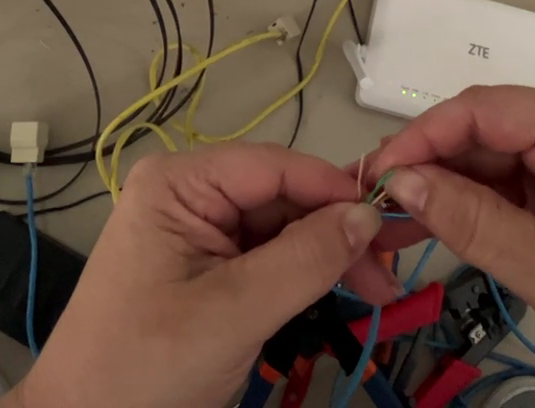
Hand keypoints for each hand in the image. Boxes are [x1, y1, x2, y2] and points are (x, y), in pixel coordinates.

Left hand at [8, 145, 401, 407]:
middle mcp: (189, 192)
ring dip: (326, 254)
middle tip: (389, 269)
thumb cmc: (144, 368)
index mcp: (180, 181)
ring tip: (376, 288)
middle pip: (281, 195)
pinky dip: (303, 273)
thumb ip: (303, 260)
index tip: (390, 218)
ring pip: (280, 226)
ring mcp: (196, 229)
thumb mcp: (231, 313)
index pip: (274, 166)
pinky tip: (337, 288)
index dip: (333, 188)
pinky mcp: (205, 265)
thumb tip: (367, 214)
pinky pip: (265, 255)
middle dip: (335, 229)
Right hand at [368, 86, 534, 407]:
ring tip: (392, 222)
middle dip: (427, 166)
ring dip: (443, 190)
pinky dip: (470, 207)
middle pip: (481, 131)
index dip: (420, 136)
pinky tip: (433, 226)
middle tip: (374, 204)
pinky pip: (507, 183)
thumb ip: (470, 221)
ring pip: (487, 158)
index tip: (374, 175)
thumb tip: (398, 181)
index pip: (481, 109)